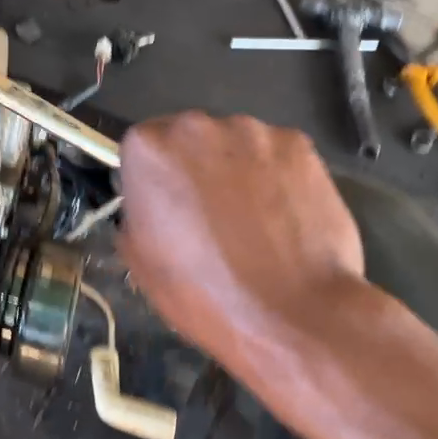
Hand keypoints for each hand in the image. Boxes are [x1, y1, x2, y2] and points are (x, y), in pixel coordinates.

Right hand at [116, 113, 364, 359]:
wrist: (292, 312)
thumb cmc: (204, 291)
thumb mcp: (139, 259)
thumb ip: (138, 212)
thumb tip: (154, 205)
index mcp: (149, 148)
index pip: (143, 148)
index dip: (156, 179)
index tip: (169, 208)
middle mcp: (196, 126)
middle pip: (190, 138)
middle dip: (197, 167)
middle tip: (211, 214)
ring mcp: (252, 131)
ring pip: (236, 145)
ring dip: (239, 170)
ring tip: (256, 220)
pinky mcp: (299, 144)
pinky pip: (278, 155)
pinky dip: (279, 177)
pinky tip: (287, 216)